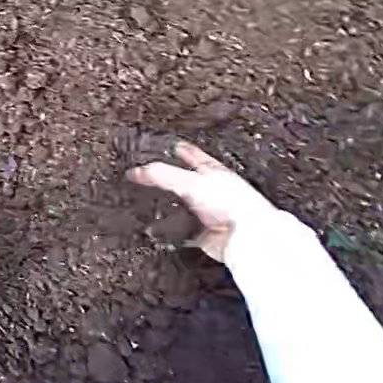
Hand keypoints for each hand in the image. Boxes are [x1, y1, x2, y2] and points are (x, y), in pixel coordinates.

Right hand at [127, 140, 278, 263]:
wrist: (245, 237)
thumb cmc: (231, 204)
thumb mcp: (189, 181)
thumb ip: (161, 174)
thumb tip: (137, 171)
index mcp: (212, 171)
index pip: (192, 154)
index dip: (179, 149)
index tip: (169, 145)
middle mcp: (211, 191)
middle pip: (186, 180)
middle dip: (169, 177)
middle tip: (152, 173)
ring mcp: (208, 212)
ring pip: (183, 205)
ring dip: (168, 205)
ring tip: (151, 201)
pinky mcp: (203, 232)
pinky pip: (181, 230)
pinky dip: (170, 230)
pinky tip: (159, 229)